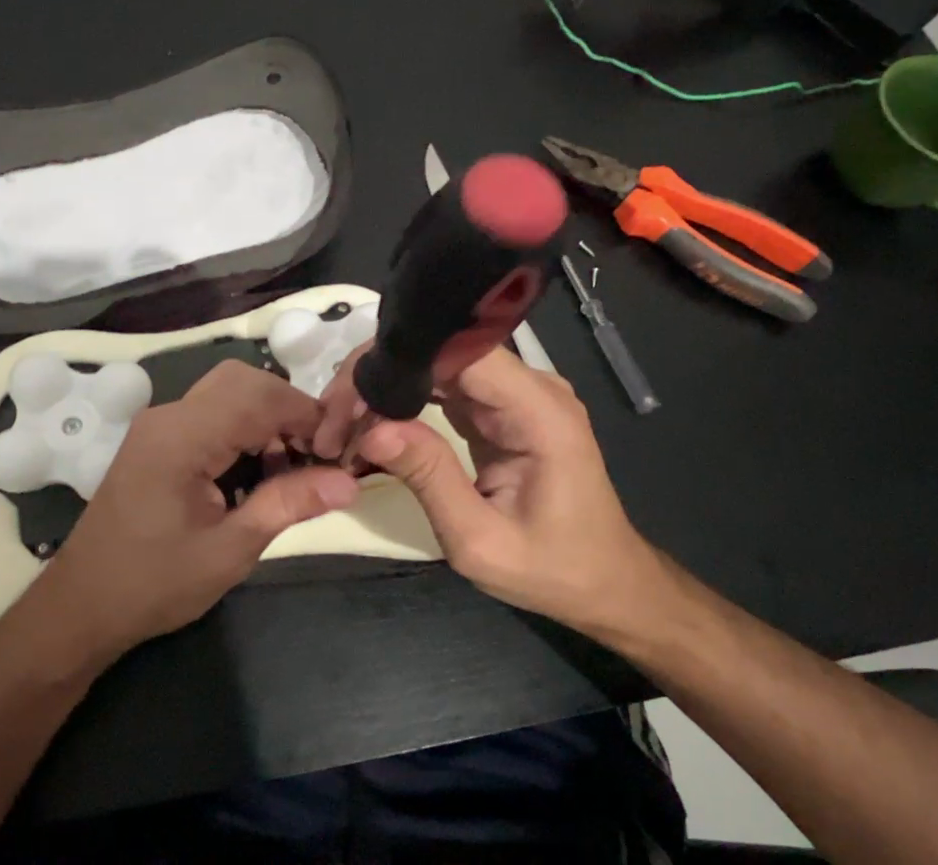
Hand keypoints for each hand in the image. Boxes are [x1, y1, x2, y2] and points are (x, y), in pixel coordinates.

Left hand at [29, 362, 359, 657]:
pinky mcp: (156, 442)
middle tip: (315, 456)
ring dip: (265, 418)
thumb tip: (350, 482)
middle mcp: (167, 417)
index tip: (336, 451)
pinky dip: (242, 429)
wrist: (83, 605)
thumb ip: (287, 505)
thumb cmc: (155, 583)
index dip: (305, 414)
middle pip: (242, 382)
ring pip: (226, 393)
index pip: (259, 396)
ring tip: (291, 468)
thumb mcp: (230, 550)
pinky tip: (258, 472)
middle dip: (287, 410)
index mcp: (182, 437)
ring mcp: (158, 426)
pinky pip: (209, 415)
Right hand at [348, 347, 662, 632]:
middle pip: (441, 352)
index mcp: (539, 412)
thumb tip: (373, 430)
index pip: (460, 353)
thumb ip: (431, 480)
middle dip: (378, 379)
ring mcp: (517, 396)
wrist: (605, 584)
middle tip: (331, 425)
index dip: (398, 363)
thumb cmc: (553, 570)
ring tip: (340, 429)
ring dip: (384, 391)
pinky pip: (444, 388)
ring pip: (435, 367)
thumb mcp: (481, 541)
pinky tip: (369, 427)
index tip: (348, 403)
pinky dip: (402, 404)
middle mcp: (532, 389)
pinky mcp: (502, 411)